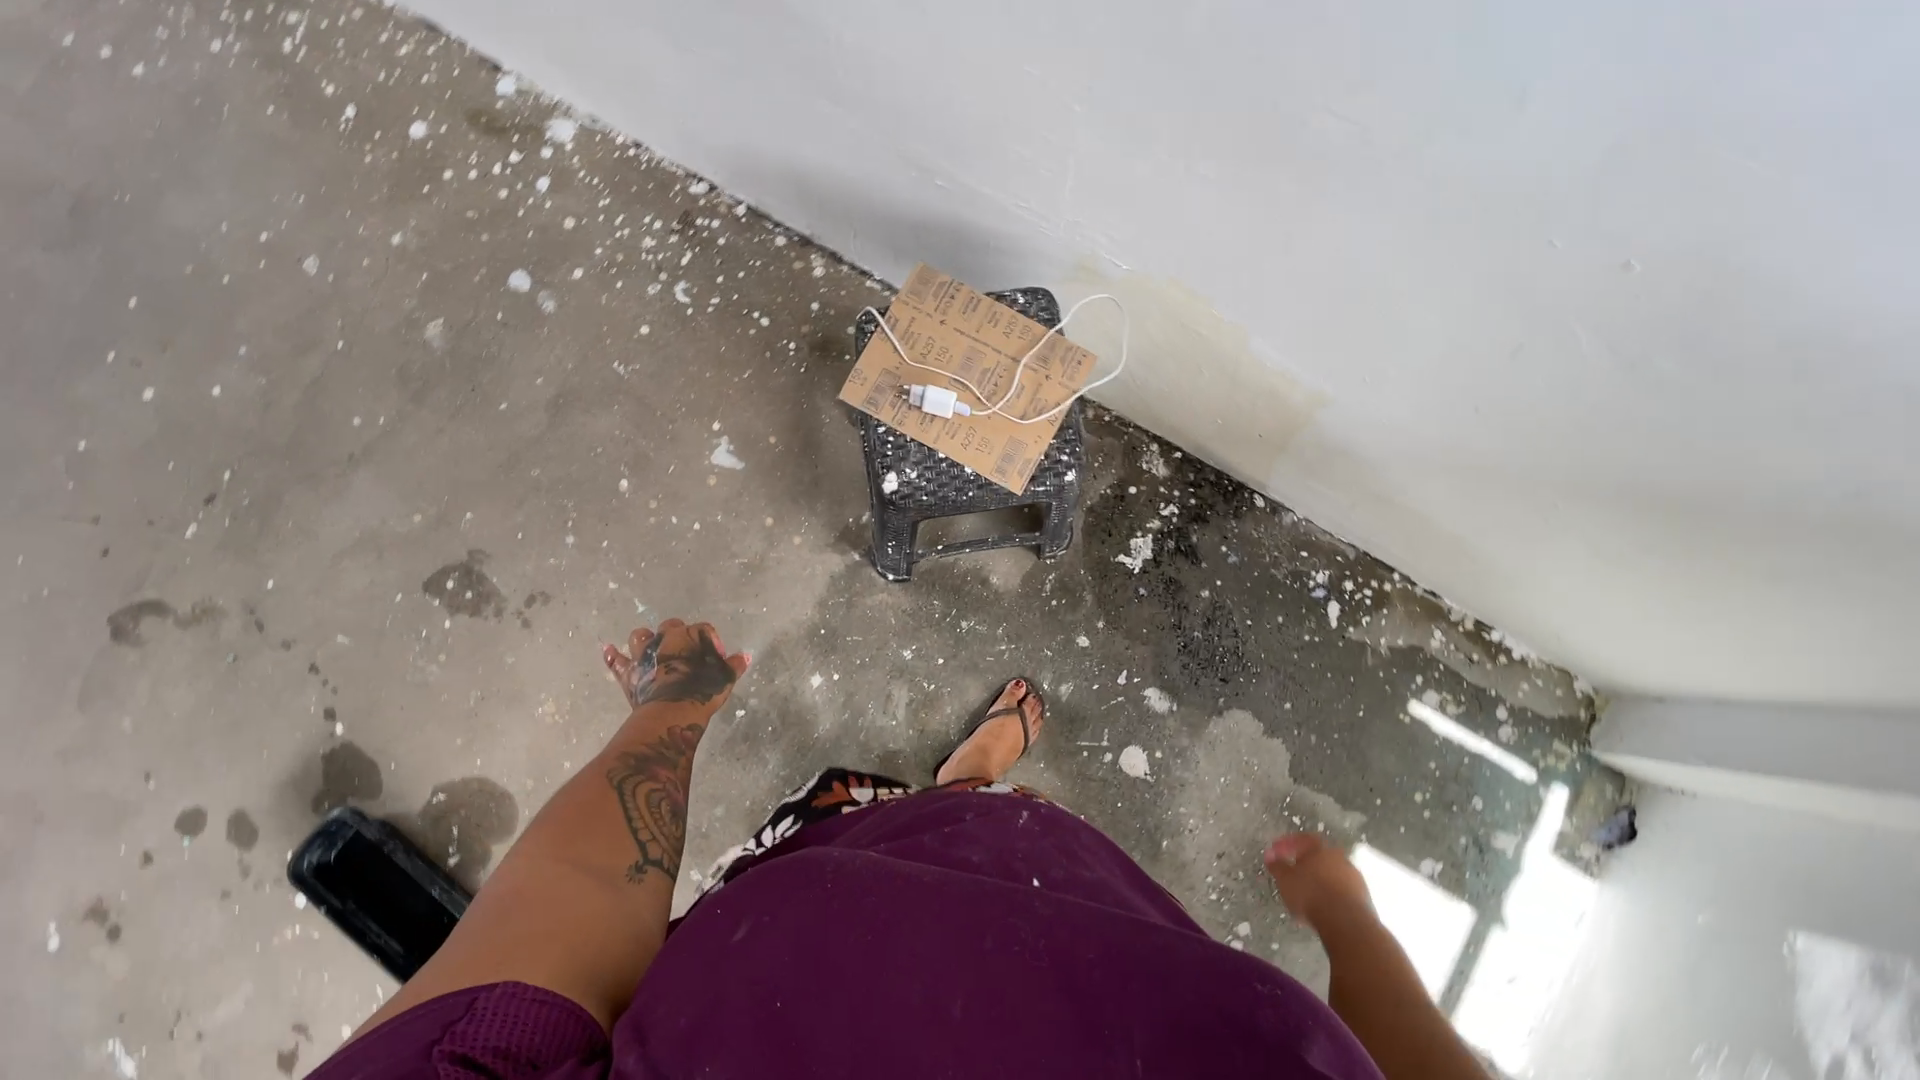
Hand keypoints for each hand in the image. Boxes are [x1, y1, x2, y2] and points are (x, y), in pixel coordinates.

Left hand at [603, 619, 749, 711]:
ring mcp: (644, 654)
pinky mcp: (628, 672)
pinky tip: (608, 650)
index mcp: (690, 636)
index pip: (704, 630)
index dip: (712, 642)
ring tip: (651, 648)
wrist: (672, 710)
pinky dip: (613, 656)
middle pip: (671, 626)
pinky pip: (617, 661)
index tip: (718, 658)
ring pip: (641, 636)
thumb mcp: (725, 678)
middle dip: (678, 635)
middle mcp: (665, 639)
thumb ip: (733, 666)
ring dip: (646, 640)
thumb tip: (743, 657)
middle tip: (686, 652)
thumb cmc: (702, 691)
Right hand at [1264, 833, 1373, 931]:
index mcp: (1319, 849)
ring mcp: (1354, 876)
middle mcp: (1339, 858)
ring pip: (1333, 873)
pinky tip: (1324, 905)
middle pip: (1320, 856)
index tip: (1276, 852)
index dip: (1288, 844)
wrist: (1347, 922)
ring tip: (1309, 893)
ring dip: (1321, 880)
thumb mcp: (1285, 880)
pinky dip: (1332, 894)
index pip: (1302, 839)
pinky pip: (1343, 890)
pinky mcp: (1364, 896)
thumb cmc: (1310, 894)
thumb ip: (1277, 865)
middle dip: (1306, 863)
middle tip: (1294, 873)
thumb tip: (1270, 855)